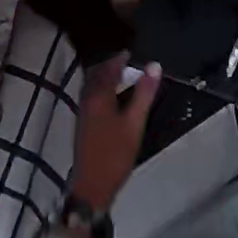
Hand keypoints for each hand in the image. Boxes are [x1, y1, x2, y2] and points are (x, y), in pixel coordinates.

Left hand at [72, 52, 161, 211]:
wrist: (93, 185)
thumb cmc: (116, 153)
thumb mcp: (135, 123)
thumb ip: (144, 94)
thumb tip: (154, 66)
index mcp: (98, 96)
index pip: (108, 69)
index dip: (119, 59)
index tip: (130, 52)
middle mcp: (87, 99)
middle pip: (96, 75)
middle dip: (110, 66)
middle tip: (126, 62)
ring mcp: (83, 112)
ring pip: (92, 86)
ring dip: (104, 77)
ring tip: (121, 76)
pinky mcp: (83, 123)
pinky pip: (91, 96)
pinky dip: (101, 89)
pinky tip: (111, 97)